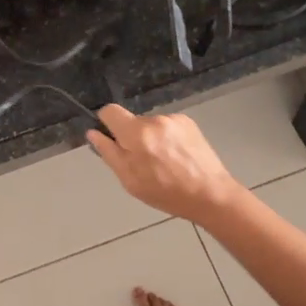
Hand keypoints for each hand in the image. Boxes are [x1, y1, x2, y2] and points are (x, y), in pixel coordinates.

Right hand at [88, 104, 244, 222]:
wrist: (211, 194)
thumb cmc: (166, 193)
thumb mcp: (130, 180)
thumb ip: (109, 153)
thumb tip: (93, 133)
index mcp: (137, 133)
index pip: (110, 111)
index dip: (106, 123)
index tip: (112, 141)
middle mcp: (155, 119)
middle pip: (132, 121)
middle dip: (132, 138)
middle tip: (143, 164)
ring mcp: (174, 119)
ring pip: (150, 125)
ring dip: (151, 139)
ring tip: (165, 164)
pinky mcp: (189, 123)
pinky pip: (167, 127)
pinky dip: (167, 139)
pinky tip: (178, 158)